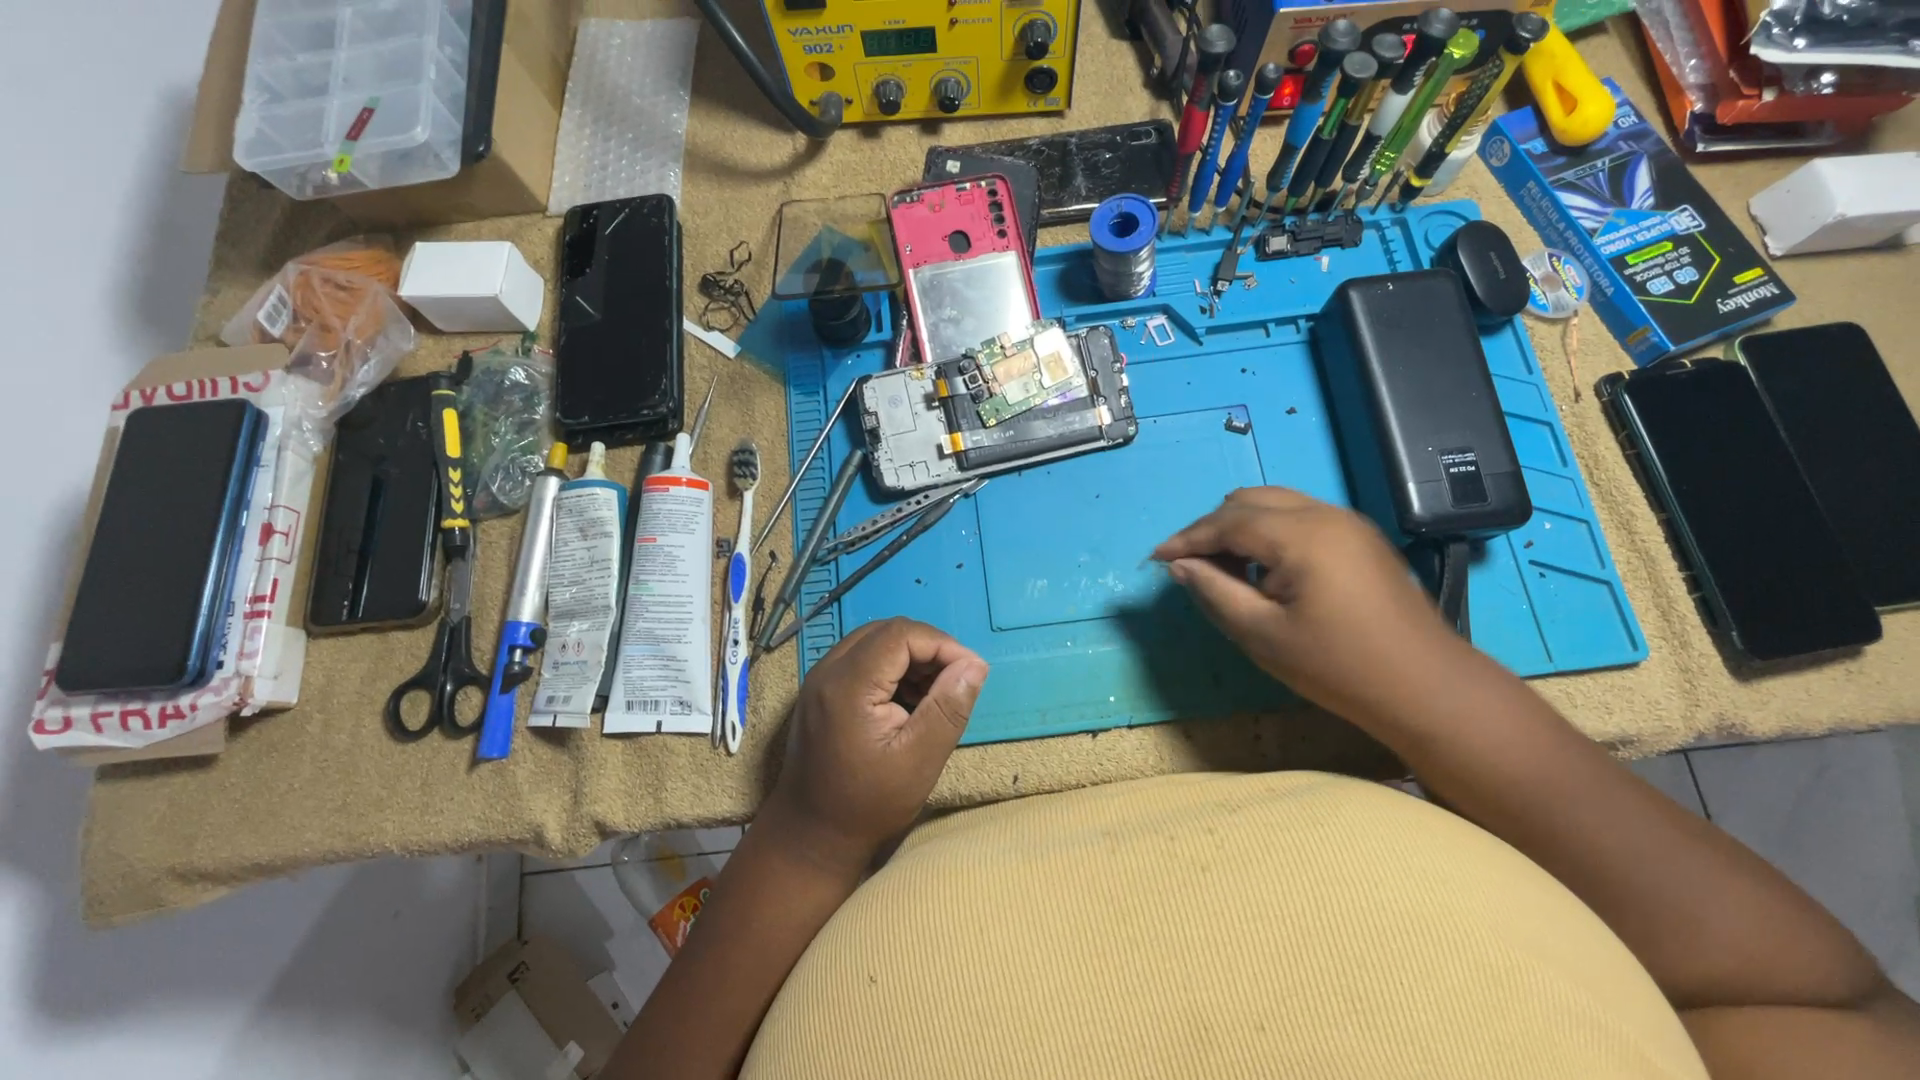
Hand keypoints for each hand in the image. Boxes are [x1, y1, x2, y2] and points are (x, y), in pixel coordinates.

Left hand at [763, 617, 988, 874]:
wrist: (810, 837)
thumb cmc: (868, 805)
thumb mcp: (920, 760)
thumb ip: (948, 708)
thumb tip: (975, 663)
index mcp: (848, 684)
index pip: (901, 634)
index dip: (942, 644)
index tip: (969, 673)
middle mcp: (828, 671)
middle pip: (886, 632)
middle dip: (928, 649)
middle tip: (954, 684)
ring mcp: (819, 680)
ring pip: (874, 643)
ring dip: (910, 659)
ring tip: (933, 698)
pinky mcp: (820, 693)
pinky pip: (861, 661)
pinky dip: (891, 670)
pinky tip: (907, 705)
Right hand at [1153, 487, 1466, 721]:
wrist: (1423, 686)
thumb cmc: (1336, 666)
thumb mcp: (1261, 634)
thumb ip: (1214, 591)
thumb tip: (1180, 565)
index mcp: (1301, 535)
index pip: (1228, 521)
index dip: (1188, 538)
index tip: (1156, 559)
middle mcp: (1325, 514)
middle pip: (1251, 501)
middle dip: (1213, 527)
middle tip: (1188, 564)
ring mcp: (1348, 523)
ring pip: (1278, 504)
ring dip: (1242, 526)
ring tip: (1221, 566)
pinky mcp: (1361, 539)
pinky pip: (1301, 517)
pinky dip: (1270, 532)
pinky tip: (1262, 569)